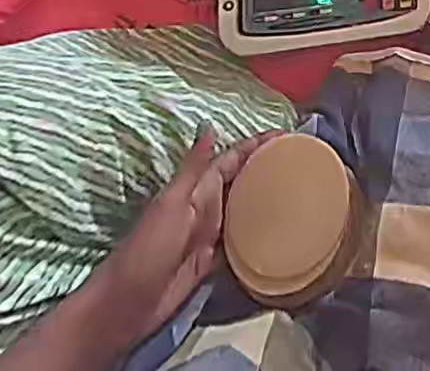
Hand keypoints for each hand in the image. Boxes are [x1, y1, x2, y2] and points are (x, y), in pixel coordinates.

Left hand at [92, 129, 279, 347]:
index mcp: (200, 187)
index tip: (288, 135)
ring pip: (245, 206)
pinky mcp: (212, 259)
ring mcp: (210, 232)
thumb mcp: (173, 202)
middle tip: (303, 160)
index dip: (259, 144)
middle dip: (269, 166)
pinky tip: (279, 228)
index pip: (235, 156)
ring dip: (266, 196)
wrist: (126, 305)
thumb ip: (194, 167)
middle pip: (244, 178)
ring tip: (299, 188)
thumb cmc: (148, 248)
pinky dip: (258, 230)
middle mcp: (208, 204)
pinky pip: (241, 238)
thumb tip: (210, 124)